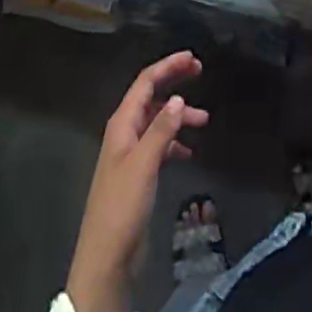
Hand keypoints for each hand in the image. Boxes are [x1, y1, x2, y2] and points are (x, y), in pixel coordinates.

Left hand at [67, 51, 209, 311]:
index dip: (167, 67)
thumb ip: (161, 130)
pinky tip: (189, 150)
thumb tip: (178, 98)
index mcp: (122, 123)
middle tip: (200, 71)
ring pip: (157, 121)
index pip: (145, 83)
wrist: (107, 253)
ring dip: (178, 115)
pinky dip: (174, 141)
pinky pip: (158, 145)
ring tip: (205, 119)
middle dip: (173, 81)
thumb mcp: (143, 164)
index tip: (192, 58)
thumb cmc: (122, 205)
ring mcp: (130, 152)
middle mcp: (125, 131)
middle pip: (151, 97)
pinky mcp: (138, 173)